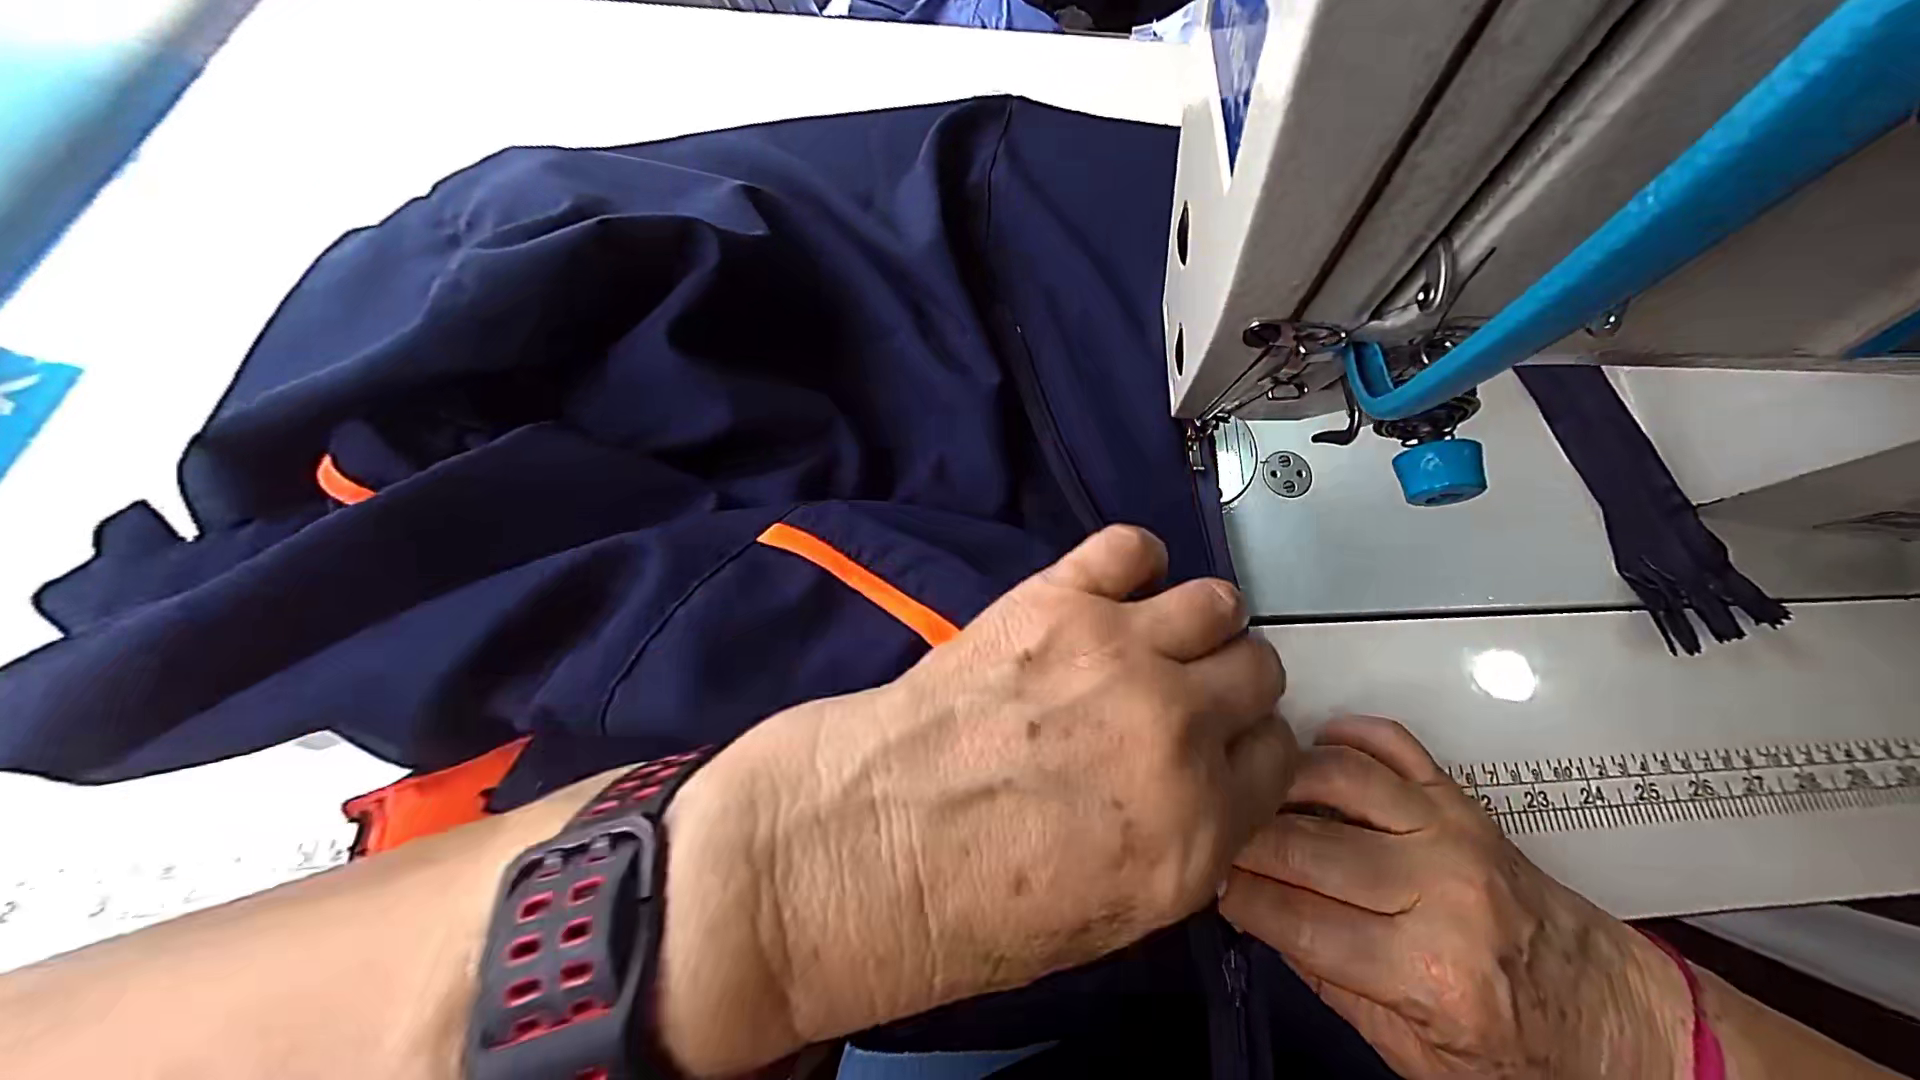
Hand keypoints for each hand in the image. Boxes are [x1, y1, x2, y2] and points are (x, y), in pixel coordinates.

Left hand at [657, 526, 1297, 1073]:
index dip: (1247, 747)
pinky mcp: (1054, 601)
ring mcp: (1116, 654)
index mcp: (1200, 829)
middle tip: (1178, 689)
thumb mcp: (1118, 913)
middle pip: (1255, 669)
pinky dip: (1131, 564)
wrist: (864, 842)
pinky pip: (1132, 547)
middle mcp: (1175, 731)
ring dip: (1191, 622)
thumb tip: (1208, 776)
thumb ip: (1188, 836)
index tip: (1218, 740)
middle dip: (1227, 683)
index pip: (1279, 755)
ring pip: (1215, 602)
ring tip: (1146, 637)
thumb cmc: (974, 902)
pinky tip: (1108, 591)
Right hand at [1220, 717, 1692, 1079]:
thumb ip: (1323, 976)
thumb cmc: (1514, 1050)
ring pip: (1334, 775)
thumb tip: (1246, 908)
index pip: (1287, 915)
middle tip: (1204, 828)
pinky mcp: (1461, 802)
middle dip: (1235, 833)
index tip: (1199, 876)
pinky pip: (1389, 742)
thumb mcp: (1412, 1052)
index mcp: (1429, 975)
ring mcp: (1452, 833)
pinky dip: (1343, 733)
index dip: (1228, 891)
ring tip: (1247, 790)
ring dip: (1276, 776)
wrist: (1621, 1024)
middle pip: (1298, 841)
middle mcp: (1439, 891)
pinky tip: (1310, 748)